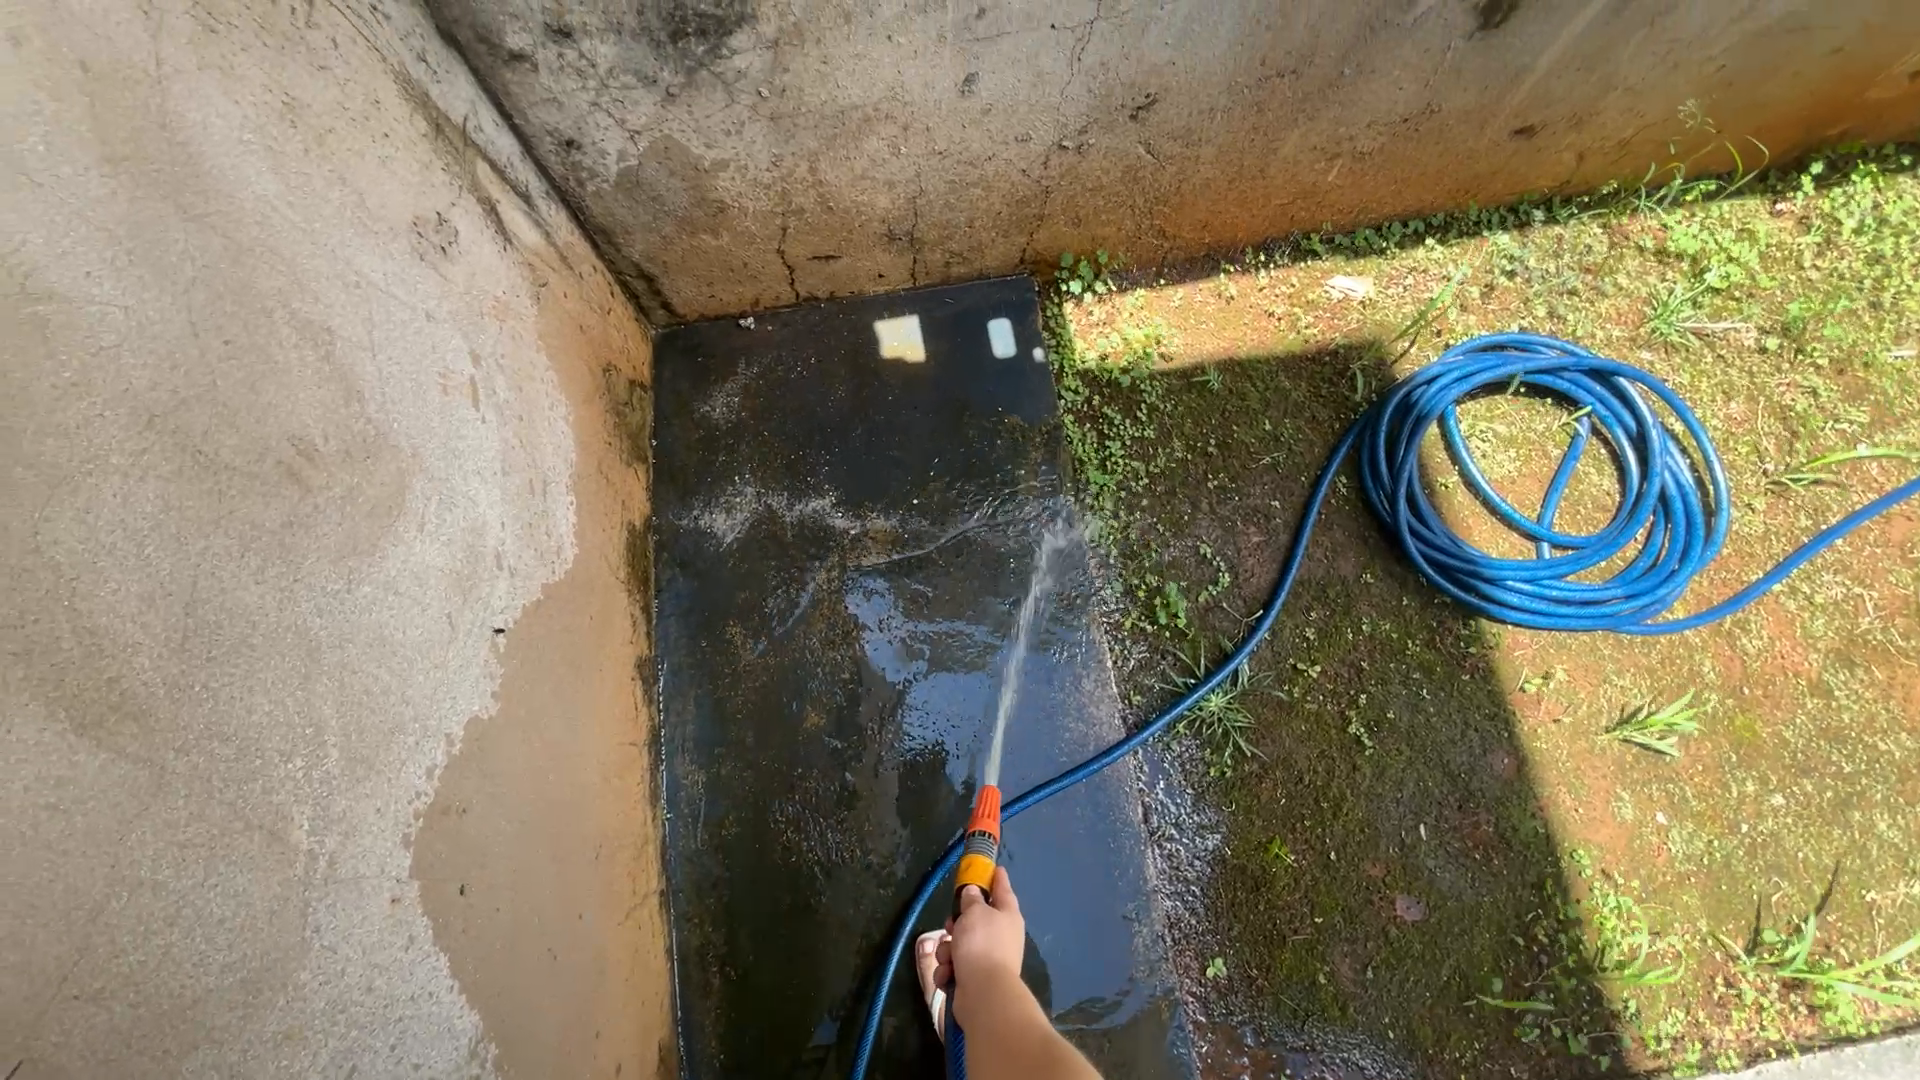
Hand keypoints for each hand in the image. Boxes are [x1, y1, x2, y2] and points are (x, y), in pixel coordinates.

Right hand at [934, 866, 1023, 1008]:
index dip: (996, 877)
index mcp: (1007, 915)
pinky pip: (955, 966)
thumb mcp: (974, 912)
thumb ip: (971, 899)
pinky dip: (949, 970)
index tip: (993, 867)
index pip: (1003, 889)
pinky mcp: (974, 979)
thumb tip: (973, 893)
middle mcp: (1001, 935)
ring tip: (948, 957)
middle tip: (950, 925)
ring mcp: (988, 958)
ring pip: (960, 944)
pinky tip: (948, 975)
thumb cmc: (981, 944)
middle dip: (957, 923)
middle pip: (975, 919)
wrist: (983, 994)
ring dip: (948, 950)